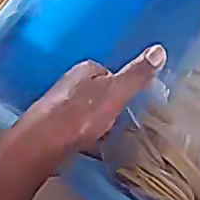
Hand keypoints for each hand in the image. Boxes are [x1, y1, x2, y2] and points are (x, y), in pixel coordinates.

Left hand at [0, 45, 165, 187]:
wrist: (40, 146)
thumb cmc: (79, 117)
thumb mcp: (116, 93)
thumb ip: (137, 74)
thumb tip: (159, 50)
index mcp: (86, 70)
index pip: (113, 74)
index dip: (125, 90)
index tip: (136, 105)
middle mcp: (69, 83)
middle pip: (99, 94)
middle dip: (112, 108)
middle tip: (124, 125)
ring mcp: (58, 105)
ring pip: (87, 112)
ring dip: (99, 124)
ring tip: (110, 139)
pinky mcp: (52, 127)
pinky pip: (77, 130)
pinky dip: (86, 138)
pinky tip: (91, 150)